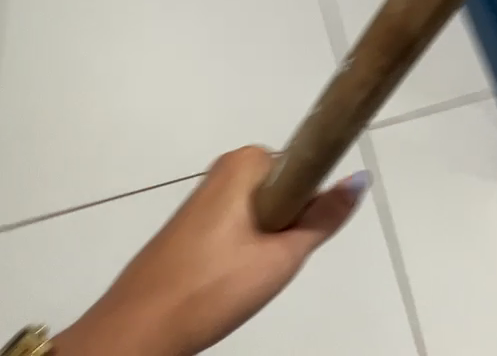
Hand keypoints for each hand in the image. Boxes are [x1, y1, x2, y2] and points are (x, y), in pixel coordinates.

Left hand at [53, 147, 367, 355]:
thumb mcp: (280, 257)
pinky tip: (227, 282)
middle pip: (286, 190)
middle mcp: (226, 168)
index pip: (306, 168)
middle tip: (271, 263)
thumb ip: (324, 218)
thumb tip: (362, 178)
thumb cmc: (211, 287)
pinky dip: (242, 253)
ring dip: (265, 243)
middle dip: (288, 226)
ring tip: (245, 278)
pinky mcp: (192, 224)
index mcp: (247, 161)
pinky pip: (239, 228)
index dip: (309, 205)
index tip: (295, 238)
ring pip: (263, 214)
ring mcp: (206, 197)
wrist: (134, 333)